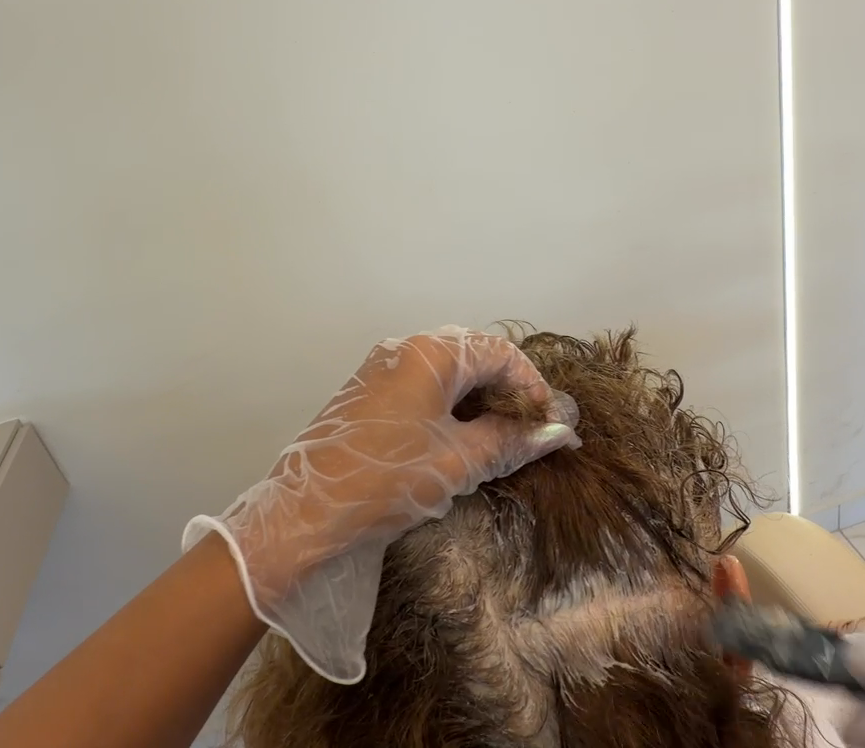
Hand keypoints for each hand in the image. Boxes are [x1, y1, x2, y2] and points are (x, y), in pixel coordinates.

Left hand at [183, 328, 579, 683]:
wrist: (304, 515)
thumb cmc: (387, 480)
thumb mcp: (459, 461)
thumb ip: (512, 440)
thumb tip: (560, 431)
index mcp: (429, 353)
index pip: (499, 353)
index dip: (533, 386)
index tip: (551, 424)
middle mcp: (404, 349)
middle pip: (473, 358)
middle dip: (506, 393)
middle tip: (528, 433)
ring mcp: (381, 370)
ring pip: (447, 375)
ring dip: (478, 402)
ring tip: (499, 441)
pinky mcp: (368, 394)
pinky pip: (422, 388)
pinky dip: (449, 409)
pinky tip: (459, 442)